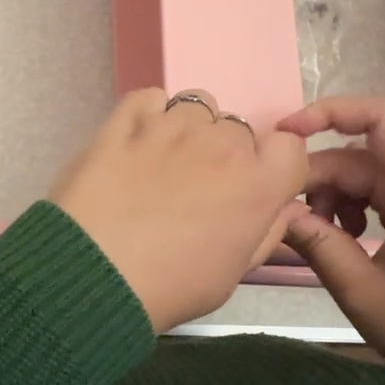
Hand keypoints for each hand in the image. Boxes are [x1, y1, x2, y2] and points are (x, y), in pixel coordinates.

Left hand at [50, 88, 307, 332]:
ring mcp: (170, 128)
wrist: (95, 275)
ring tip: (160, 162)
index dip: (269, 164)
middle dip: (222, 152)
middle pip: (236, 128)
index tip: (248, 184)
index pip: (289, 146)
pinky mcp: (123, 123)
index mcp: (258, 184)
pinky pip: (149, 97)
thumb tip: (284, 207)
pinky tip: (135, 139)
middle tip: (193, 186)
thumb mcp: (232, 273)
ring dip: (186, 128)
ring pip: (195, 105)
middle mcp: (221, 145)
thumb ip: (265, 232)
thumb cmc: (170, 287)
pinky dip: (148, 112)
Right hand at [274, 96, 384, 384]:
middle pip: (365, 152)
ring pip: (374, 171)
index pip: (381, 116)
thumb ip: (317, 246)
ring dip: (337, 193)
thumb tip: (277, 213)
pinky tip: (349, 240)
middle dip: (320, 176)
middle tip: (286, 216)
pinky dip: (360, 205)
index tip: (284, 137)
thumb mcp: (365, 295)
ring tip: (321, 237)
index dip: (328, 111)